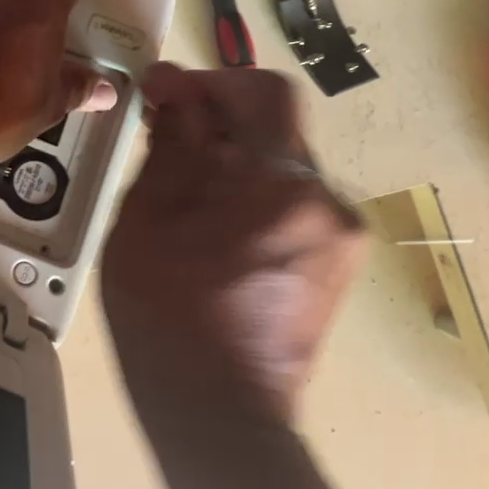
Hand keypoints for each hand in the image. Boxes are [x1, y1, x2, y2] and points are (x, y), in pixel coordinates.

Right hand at [102, 63, 366, 422]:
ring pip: (279, 168)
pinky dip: (248, 195)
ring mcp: (338, 240)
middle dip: (214, 124)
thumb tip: (177, 89)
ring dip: (229, 160)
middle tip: (160, 139)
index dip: (209, 81)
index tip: (163, 95)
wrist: (215, 407)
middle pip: (273, 131)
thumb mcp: (150, 213)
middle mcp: (328, 204)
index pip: (264, 91)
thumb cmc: (167, 306)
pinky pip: (290, 204)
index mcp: (283, 184)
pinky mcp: (334, 267)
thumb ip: (173, 143)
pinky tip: (205, 223)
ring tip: (177, 188)